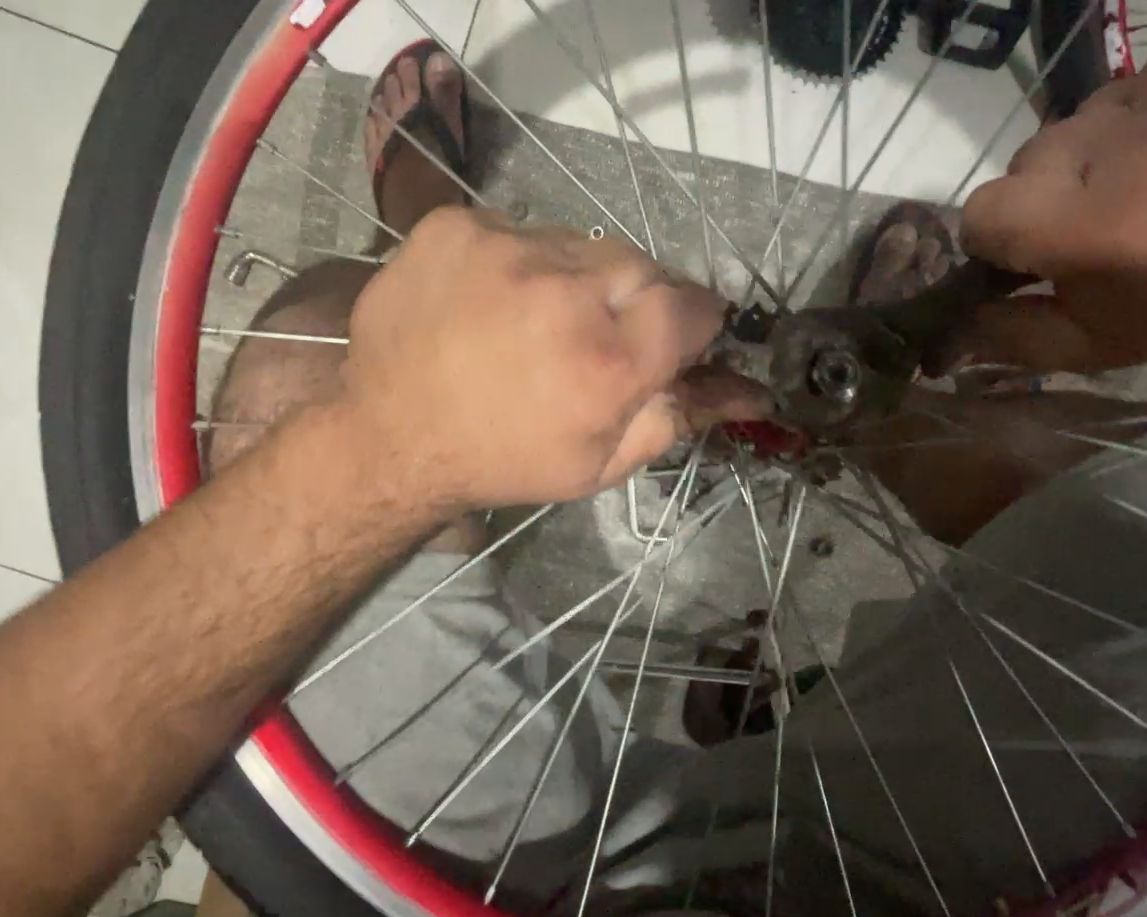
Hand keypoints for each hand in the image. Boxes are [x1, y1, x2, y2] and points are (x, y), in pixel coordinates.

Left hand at [339, 207, 764, 509]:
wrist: (392, 439)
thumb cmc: (504, 461)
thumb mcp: (598, 462)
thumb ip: (679, 417)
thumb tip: (755, 390)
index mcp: (608, 362)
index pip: (695, 307)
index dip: (685, 329)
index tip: (660, 346)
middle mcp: (565, 290)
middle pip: (641, 268)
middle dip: (631, 303)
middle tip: (589, 342)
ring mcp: (504, 246)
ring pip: (579, 243)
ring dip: (574, 278)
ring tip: (534, 323)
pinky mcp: (456, 225)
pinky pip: (518, 229)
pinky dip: (519, 262)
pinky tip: (493, 303)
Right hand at [955, 6, 1146, 373]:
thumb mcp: (1103, 346)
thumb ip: (1011, 339)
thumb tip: (946, 333)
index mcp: (1090, 225)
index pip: (980, 211)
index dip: (1002, 236)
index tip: (1036, 251)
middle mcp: (1127, 141)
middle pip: (1034, 157)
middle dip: (1057, 189)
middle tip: (1112, 214)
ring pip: (1092, 109)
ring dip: (1111, 143)